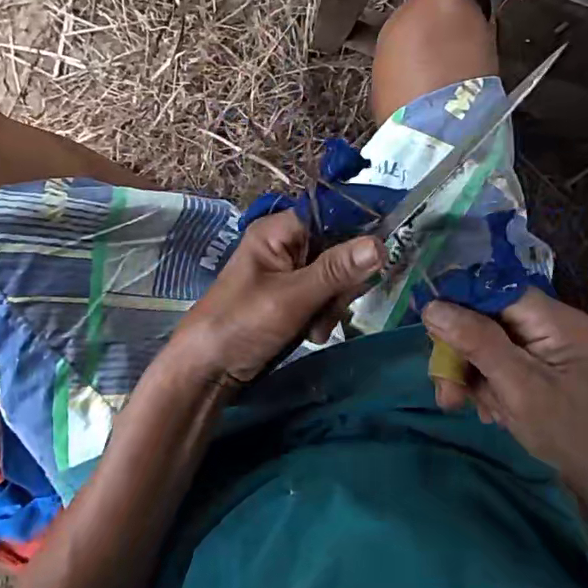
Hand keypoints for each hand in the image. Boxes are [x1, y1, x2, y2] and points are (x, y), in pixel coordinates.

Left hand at [166, 212, 383, 386]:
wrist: (206, 371)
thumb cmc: (241, 324)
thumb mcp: (292, 298)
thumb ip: (336, 271)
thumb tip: (381, 244)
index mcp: (278, 230)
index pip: (331, 216)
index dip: (355, 236)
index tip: (375, 262)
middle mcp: (285, 245)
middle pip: (338, 249)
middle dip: (341, 284)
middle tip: (330, 309)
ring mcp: (288, 272)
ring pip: (334, 277)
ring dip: (332, 306)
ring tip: (315, 329)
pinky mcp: (291, 298)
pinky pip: (323, 297)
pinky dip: (323, 316)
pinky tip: (313, 334)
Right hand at [421, 292, 587, 485]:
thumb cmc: (563, 431)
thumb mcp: (517, 386)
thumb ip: (477, 342)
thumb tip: (433, 307)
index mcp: (556, 320)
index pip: (497, 291)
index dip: (460, 303)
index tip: (431, 329)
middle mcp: (548, 323)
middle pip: (486, 317)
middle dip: (460, 352)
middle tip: (448, 390)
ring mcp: (540, 344)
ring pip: (483, 339)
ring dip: (466, 373)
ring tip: (460, 403)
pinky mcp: (531, 363)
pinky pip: (492, 358)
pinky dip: (479, 381)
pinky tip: (483, 407)